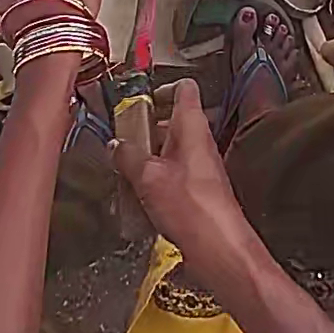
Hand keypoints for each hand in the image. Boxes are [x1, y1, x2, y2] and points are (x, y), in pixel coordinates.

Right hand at [110, 79, 261, 276]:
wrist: (218, 244)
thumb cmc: (190, 204)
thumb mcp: (149, 177)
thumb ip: (129, 157)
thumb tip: (116, 145)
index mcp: (192, 125)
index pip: (184, 89)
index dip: (162, 88)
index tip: (139, 101)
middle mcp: (199, 139)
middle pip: (172, 119)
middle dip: (145, 128)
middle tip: (121, 139)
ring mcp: (199, 163)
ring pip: (170, 148)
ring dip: (147, 155)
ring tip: (123, 169)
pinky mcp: (197, 186)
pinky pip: (172, 172)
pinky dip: (155, 177)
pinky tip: (137, 195)